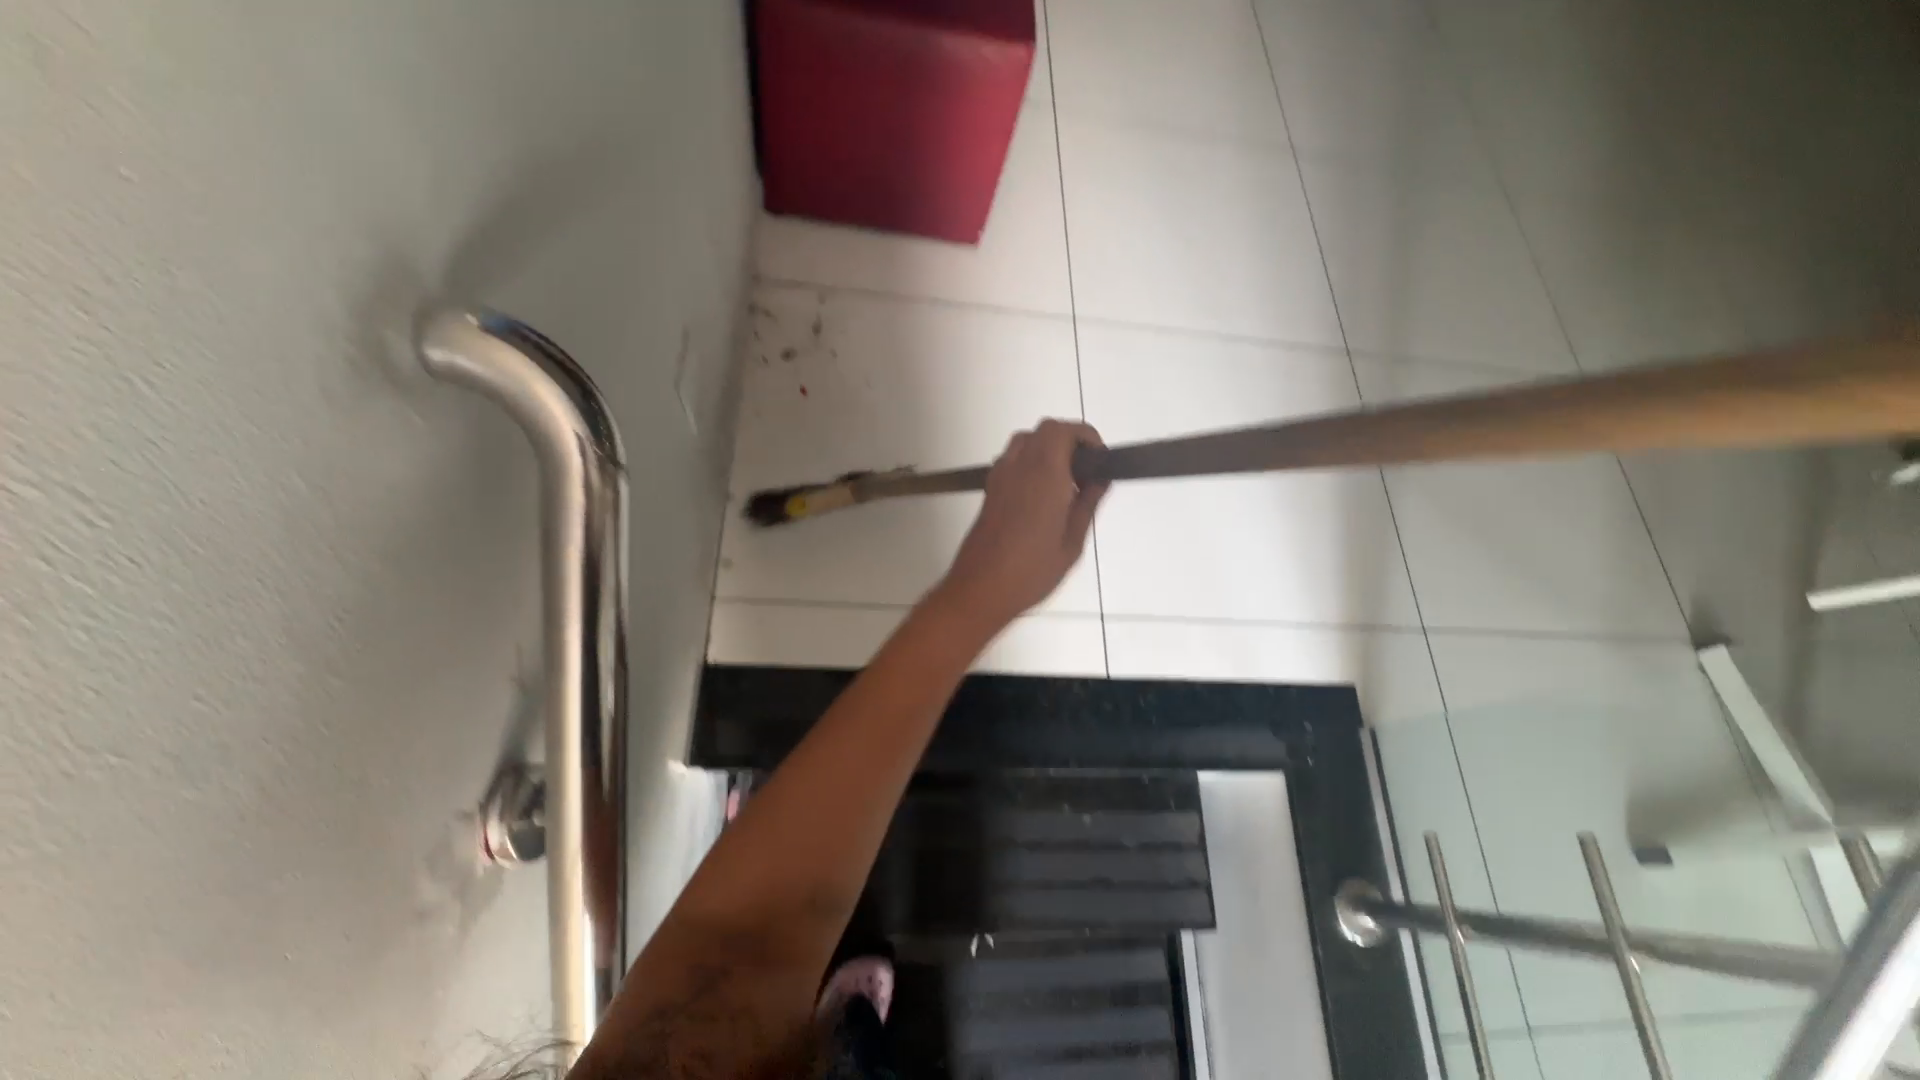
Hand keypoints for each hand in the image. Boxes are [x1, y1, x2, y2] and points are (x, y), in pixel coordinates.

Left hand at [927, 419, 1108, 632]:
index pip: (1064, 430)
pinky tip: (1040, 494)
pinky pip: (1011, 460)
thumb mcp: (1072, 543)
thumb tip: (1101, 480)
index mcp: (1045, 475)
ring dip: (1048, 449)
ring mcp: (1000, 477)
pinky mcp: (989, 490)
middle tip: (1086, 470)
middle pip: (1045, 430)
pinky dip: (1030, 462)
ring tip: (1065, 482)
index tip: (1100, 459)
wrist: (980, 589)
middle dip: (1070, 440)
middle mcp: (1020, 467)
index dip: (1087, 436)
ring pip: (1025, 441)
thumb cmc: (1031, 571)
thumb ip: (1087, 504)